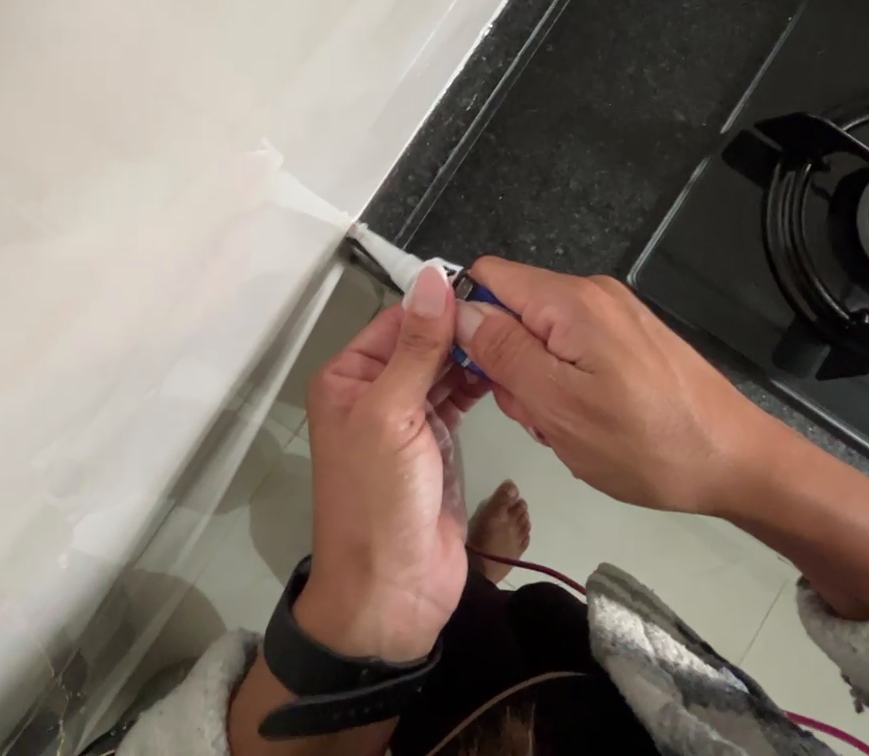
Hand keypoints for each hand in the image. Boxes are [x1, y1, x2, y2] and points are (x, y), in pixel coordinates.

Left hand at [297, 264, 483, 660]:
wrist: (393, 592)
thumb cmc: (379, 498)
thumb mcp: (392, 414)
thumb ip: (416, 346)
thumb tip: (433, 276)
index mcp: (348, 377)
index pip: (396, 321)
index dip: (438, 305)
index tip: (489, 291)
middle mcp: (374, 391)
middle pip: (421, 342)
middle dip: (460, 330)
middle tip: (515, 316)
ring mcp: (407, 417)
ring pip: (442, 369)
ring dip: (474, 356)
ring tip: (519, 338)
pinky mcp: (437, 441)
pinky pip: (458, 398)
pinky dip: (480, 384)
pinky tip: (509, 369)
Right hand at [451, 257, 783, 517]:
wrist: (738, 463)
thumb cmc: (644, 442)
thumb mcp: (558, 405)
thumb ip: (503, 352)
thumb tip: (458, 308)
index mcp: (570, 300)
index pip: (487, 276)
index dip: (465, 316)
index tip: (473, 369)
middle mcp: (591, 294)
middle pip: (514, 310)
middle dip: (508, 362)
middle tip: (535, 414)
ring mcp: (614, 316)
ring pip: (541, 337)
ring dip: (537, 382)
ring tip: (566, 426)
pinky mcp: (630, 339)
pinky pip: (573, 351)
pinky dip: (565, 385)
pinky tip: (587, 422)